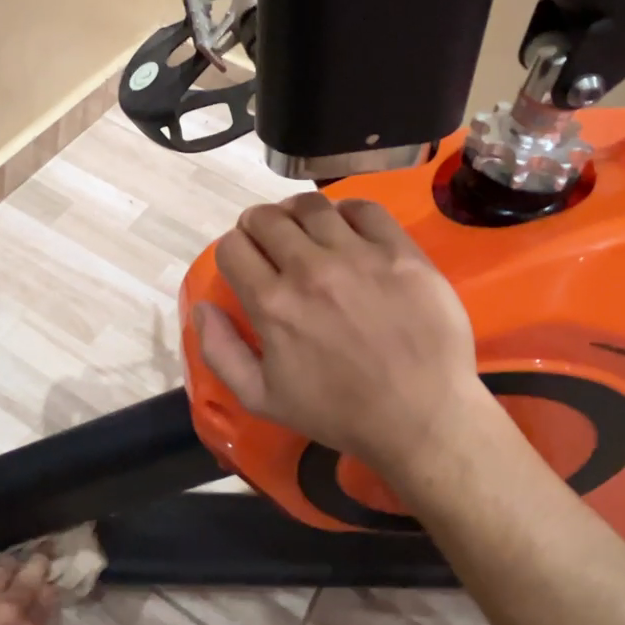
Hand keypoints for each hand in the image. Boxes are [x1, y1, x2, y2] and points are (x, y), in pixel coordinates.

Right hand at [192, 192, 490, 472]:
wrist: (422, 418)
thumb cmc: (338, 413)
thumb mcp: (262, 398)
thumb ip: (220, 351)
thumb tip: (202, 308)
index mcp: (272, 305)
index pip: (232, 246)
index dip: (233, 252)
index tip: (245, 265)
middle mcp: (309, 270)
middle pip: (266, 217)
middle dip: (258, 227)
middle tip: (271, 246)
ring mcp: (358, 257)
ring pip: (310, 206)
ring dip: (297, 215)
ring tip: (307, 232)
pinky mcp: (400, 252)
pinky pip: (364, 209)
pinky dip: (347, 212)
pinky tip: (348, 231)